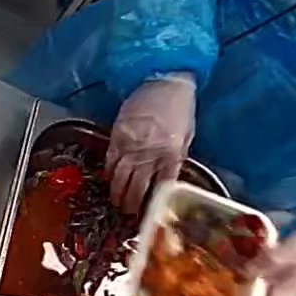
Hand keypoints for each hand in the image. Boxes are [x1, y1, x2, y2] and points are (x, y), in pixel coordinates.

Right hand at [107, 75, 194, 211]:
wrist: (164, 83)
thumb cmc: (180, 108)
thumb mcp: (186, 136)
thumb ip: (175, 157)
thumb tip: (166, 177)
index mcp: (171, 154)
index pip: (162, 186)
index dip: (155, 202)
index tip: (151, 212)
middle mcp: (149, 154)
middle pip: (137, 187)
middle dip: (132, 203)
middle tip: (129, 213)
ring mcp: (131, 146)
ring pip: (120, 178)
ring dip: (117, 193)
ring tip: (117, 202)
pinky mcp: (117, 138)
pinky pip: (110, 162)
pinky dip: (109, 174)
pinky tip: (109, 181)